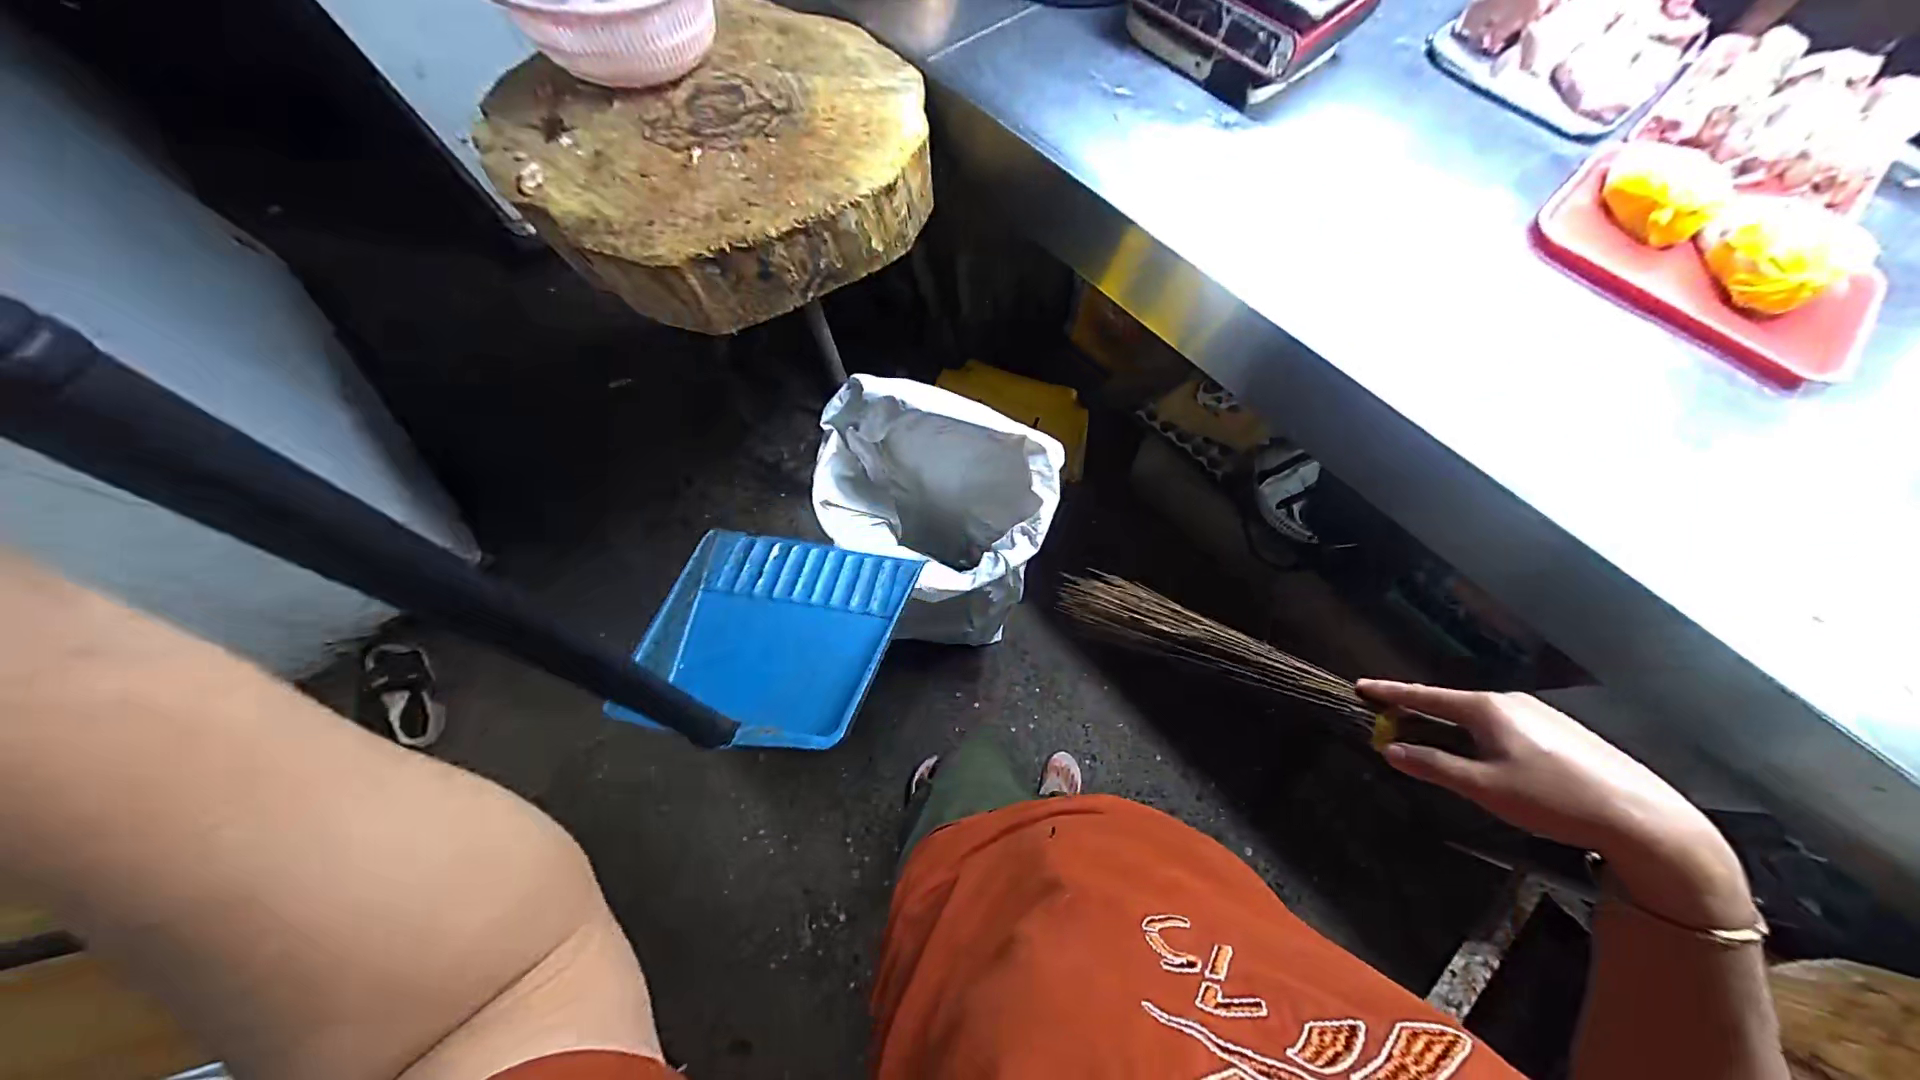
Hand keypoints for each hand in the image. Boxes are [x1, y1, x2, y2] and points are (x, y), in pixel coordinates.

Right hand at [1356, 681, 1754, 928]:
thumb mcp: (1485, 787)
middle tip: (1389, 720)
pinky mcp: (1560, 731)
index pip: (1424, 696)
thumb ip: (1434, 765)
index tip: (1360, 687)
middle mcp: (1510, 702)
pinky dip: (1477, 732)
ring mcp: (1539, 714)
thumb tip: (1391, 750)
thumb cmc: (1555, 800)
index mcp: (1486, 709)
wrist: (1648, 820)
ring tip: (1431, 740)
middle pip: (1450, 703)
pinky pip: (1502, 723)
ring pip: (1478, 715)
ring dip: (1449, 725)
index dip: (1389, 693)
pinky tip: (1483, 754)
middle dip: (1417, 711)